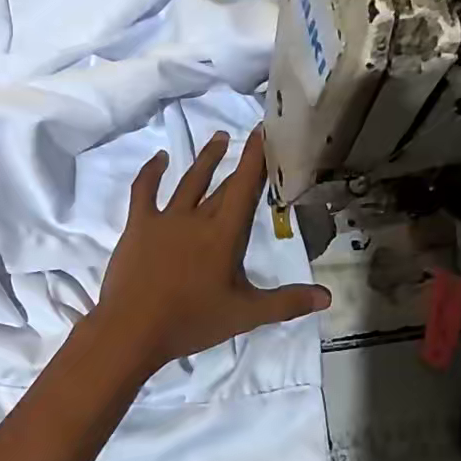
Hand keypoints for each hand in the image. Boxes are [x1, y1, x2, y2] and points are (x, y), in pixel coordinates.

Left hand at [92, 127, 330, 371]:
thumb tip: (327, 297)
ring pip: (188, 181)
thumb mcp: (245, 315)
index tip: (263, 132)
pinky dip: (151, 172)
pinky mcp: (138, 226)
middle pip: (221, 184)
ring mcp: (165, 219)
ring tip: (218, 138)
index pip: (244, 188)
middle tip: (248, 136)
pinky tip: (158, 158)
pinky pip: (144, 191)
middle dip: (238, 159)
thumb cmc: (191, 321)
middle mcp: (196, 218)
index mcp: (224, 235)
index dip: (255, 159)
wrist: (133, 329)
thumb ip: (286, 304)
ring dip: (205, 159)